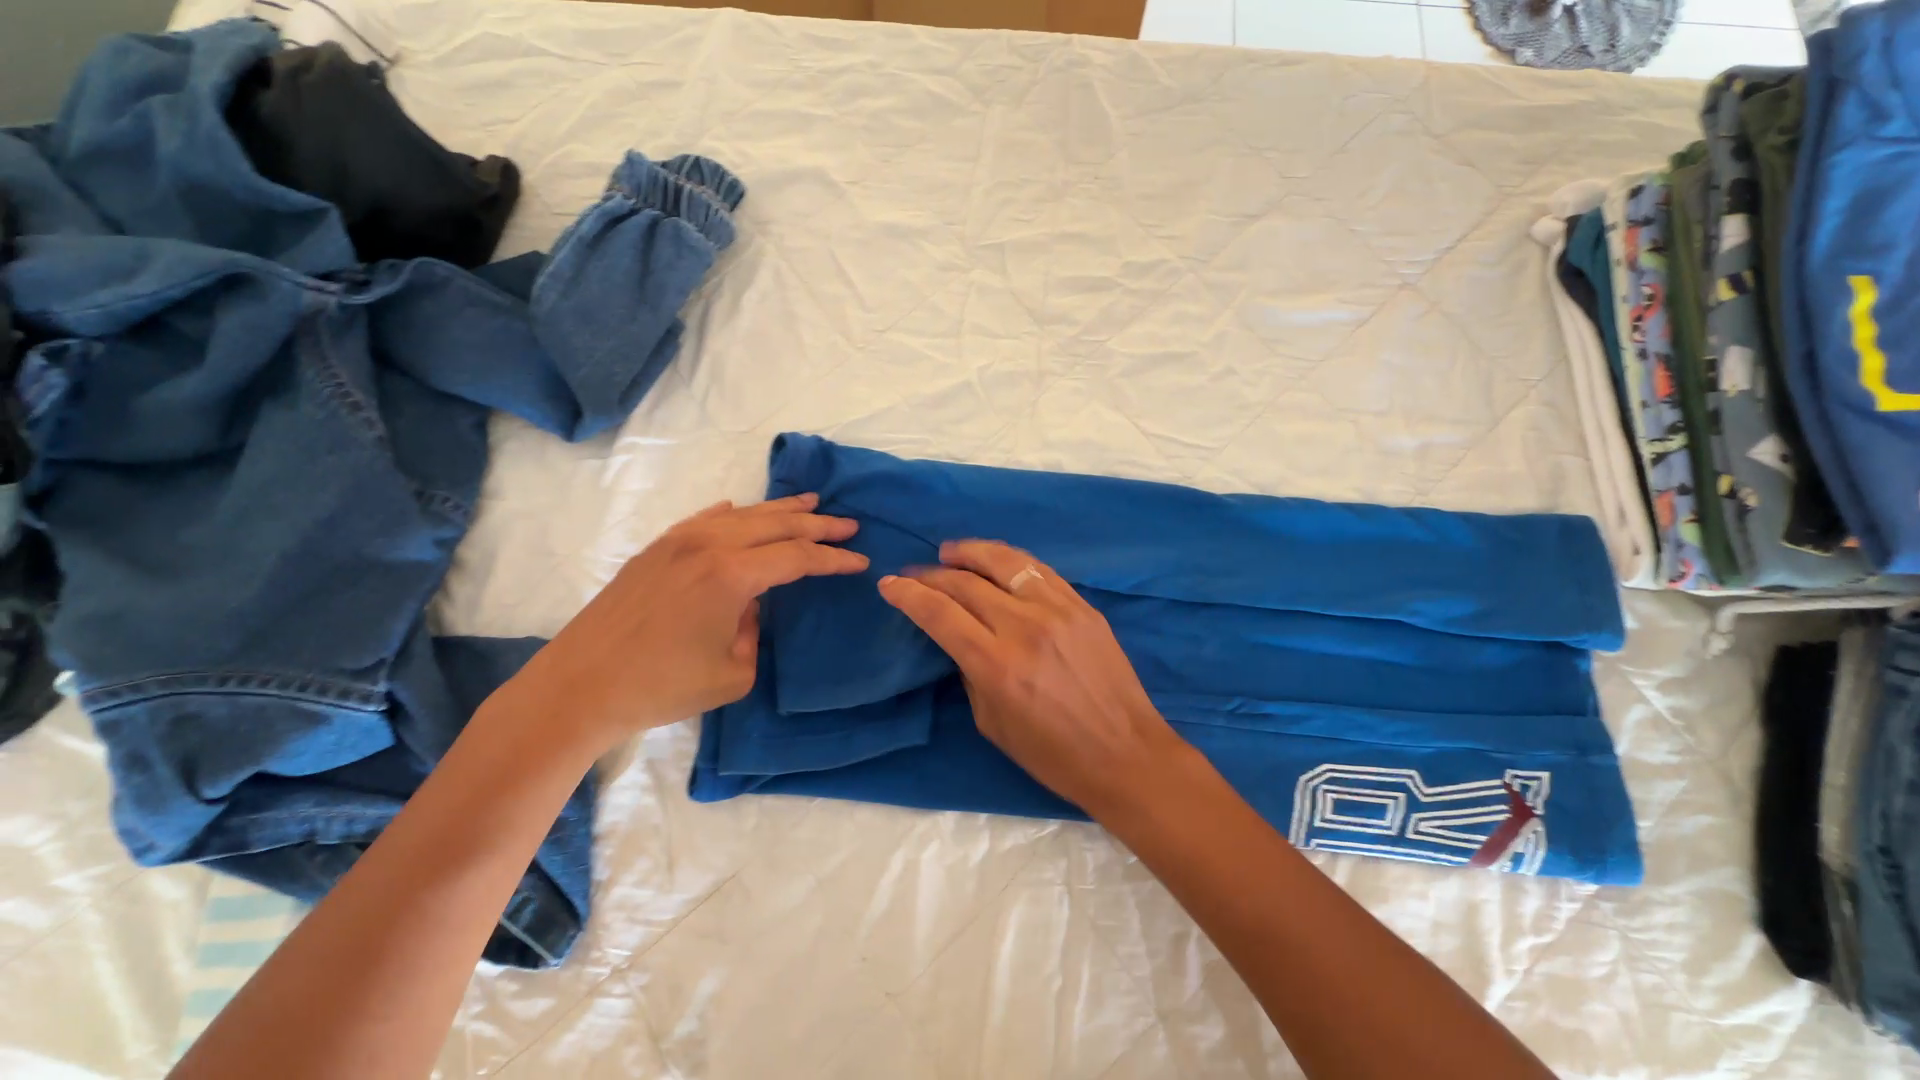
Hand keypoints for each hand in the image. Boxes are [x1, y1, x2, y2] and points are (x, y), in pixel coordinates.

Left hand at [499, 494, 866, 752]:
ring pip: (739, 515)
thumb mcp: (732, 674)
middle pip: (774, 525)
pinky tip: (738, 509)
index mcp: (732, 574)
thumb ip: (755, 634)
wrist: (580, 686)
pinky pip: (701, 519)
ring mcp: (677, 542)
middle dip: (816, 524)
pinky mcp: (654, 551)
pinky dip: (729, 514)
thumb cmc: (661, 687)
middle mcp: (708, 545)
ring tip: (808, 504)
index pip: (797, 557)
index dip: (833, 558)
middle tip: (848, 524)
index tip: (861, 560)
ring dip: (777, 510)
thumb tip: (748, 608)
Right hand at [876, 540, 1191, 815]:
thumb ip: (970, 674)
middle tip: (914, 572)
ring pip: (1005, 562)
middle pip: (966, 583)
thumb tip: (961, 639)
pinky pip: (1039, 571)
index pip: (940, 613)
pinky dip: (1011, 561)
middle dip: (932, 574)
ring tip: (951, 552)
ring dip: (971, 552)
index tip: (889, 584)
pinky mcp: (1083, 607)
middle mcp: (1024, 628)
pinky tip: (997, 562)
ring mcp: (1059, 611)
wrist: (1125, 754)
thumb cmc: (1052, 755)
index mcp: (996, 665)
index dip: (909, 594)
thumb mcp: (992, 724)